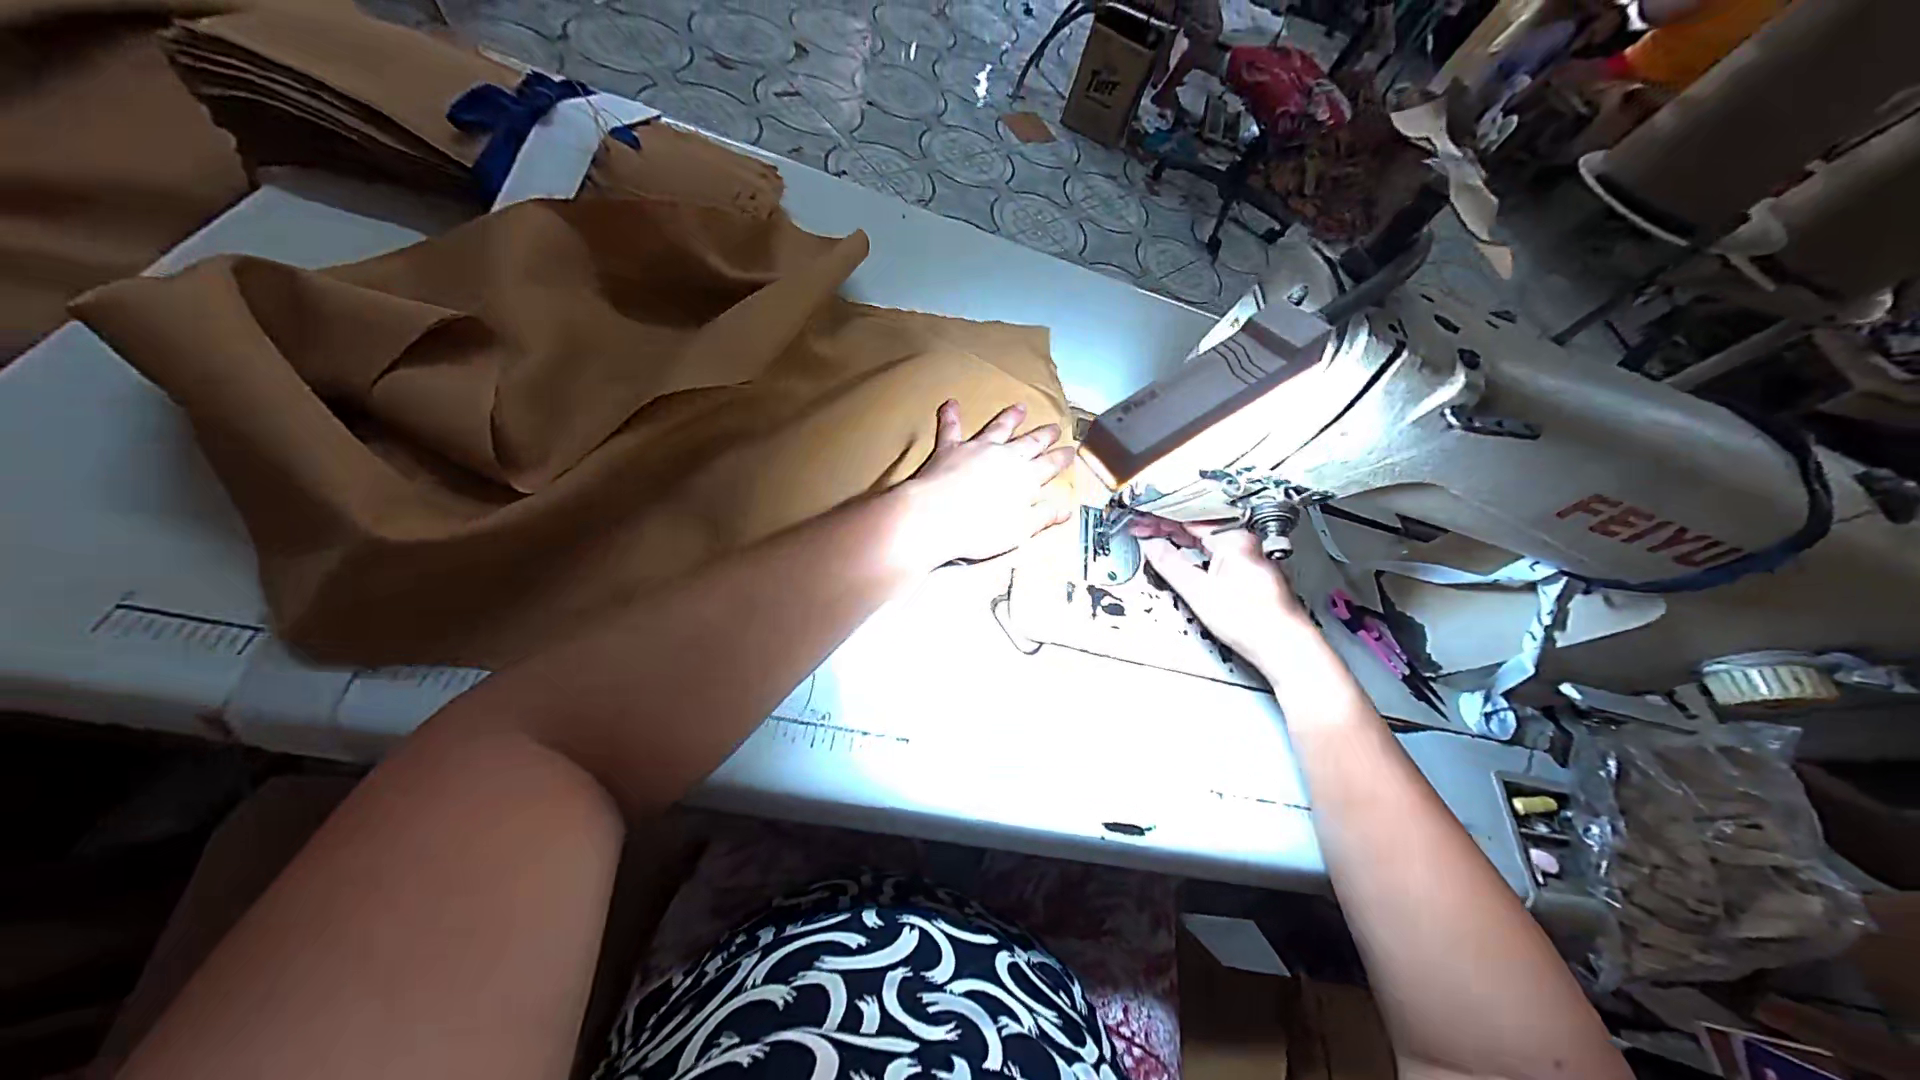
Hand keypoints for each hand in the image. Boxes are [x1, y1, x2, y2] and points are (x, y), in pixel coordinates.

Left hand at [889, 400, 1076, 569]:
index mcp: (1025, 479)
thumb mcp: (1020, 531)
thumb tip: (1065, 509)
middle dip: (1044, 435)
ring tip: (1020, 408)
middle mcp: (1005, 457)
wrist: (935, 518)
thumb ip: (1043, 516)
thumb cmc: (978, 531)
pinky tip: (950, 403)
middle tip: (1055, 426)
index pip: (1050, 465)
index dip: (1062, 458)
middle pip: (1030, 442)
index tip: (1071, 450)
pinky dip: (951, 415)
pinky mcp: (949, 449)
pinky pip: (951, 428)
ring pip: (998, 428)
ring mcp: (977, 449)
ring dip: (1010, 417)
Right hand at [1132, 516, 1310, 662]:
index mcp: (1234, 539)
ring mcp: (1253, 556)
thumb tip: (1152, 545)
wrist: (1285, 647)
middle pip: (1200, 526)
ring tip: (1160, 539)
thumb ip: (1170, 563)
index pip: (1188, 519)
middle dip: (1169, 527)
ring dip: (1184, 539)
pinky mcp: (1254, 571)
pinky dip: (1199, 551)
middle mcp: (1248, 542)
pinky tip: (1189, 556)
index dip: (1159, 520)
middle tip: (1145, 530)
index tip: (1141, 523)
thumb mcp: (1197, 591)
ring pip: (1210, 539)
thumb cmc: (1253, 621)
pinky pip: (1220, 551)